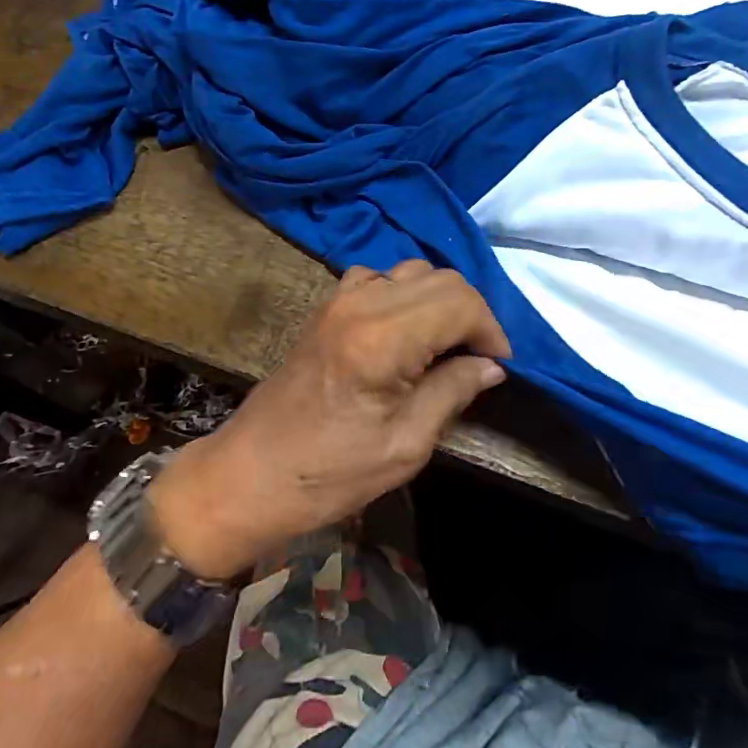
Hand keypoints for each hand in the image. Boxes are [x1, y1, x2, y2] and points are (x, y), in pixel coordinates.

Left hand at [147, 261, 511, 578]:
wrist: (248, 476)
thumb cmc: (328, 474)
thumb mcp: (404, 445)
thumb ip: (451, 393)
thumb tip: (490, 366)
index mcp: (382, 339)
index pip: (460, 302)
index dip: (490, 329)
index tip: (498, 365)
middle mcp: (361, 304)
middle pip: (441, 278)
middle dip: (471, 313)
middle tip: (479, 358)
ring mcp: (339, 300)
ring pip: (412, 271)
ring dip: (440, 301)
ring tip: (447, 345)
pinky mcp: (326, 308)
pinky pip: (379, 279)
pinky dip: (405, 295)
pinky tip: (406, 332)